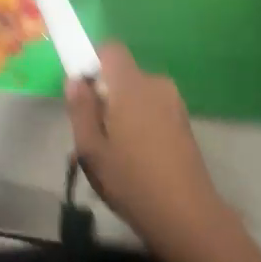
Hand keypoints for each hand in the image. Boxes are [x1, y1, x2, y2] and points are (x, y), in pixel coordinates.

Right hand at [66, 43, 224, 241]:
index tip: (84, 94)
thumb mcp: (91, 149)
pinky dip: (142, 122)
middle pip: (124, 74)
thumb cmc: (130, 179)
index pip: (111, 49)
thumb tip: (76, 79)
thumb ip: (81, 109)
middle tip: (95, 133)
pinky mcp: (184, 120)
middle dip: (107, 94)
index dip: (93, 63)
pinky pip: (154, 108)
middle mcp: (157, 84)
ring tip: (116, 152)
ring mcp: (174, 102)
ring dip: (124, 111)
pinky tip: (138, 158)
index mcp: (132, 85)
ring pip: (139, 94)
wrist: (184, 212)